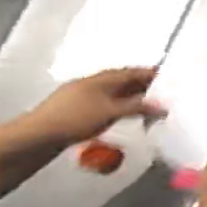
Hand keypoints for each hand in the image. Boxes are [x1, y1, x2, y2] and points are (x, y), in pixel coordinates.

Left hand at [23, 68, 163, 145]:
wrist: (40, 134)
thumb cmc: (76, 118)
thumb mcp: (111, 112)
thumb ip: (137, 107)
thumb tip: (163, 106)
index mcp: (101, 79)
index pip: (130, 72)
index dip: (149, 73)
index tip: (167, 75)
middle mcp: (92, 83)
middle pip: (122, 80)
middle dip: (142, 83)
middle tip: (162, 90)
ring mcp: (83, 95)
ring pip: (114, 91)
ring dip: (131, 94)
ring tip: (148, 101)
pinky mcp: (78, 108)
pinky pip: (106, 100)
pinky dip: (121, 103)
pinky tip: (124, 111)